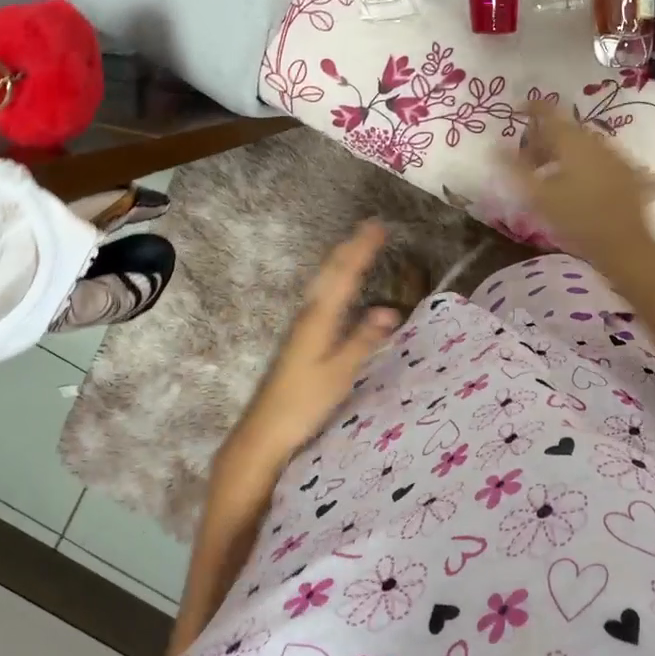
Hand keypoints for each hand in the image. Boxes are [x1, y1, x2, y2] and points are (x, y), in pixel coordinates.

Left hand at [226, 221, 401, 472]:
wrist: (265, 430)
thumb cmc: (303, 402)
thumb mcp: (339, 373)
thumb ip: (363, 340)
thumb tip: (389, 309)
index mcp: (320, 318)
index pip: (344, 274)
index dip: (361, 249)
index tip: (378, 226)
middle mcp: (309, 314)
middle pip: (330, 272)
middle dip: (351, 247)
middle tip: (371, 227)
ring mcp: (302, 324)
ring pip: (324, 281)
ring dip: (341, 260)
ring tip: (356, 245)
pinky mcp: (300, 337)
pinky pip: (321, 294)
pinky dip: (334, 279)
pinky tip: (336, 286)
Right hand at [506, 100, 654, 269]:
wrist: (625, 245)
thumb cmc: (577, 219)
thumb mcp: (538, 196)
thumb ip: (514, 168)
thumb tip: (493, 147)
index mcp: (572, 141)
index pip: (548, 111)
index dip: (530, 108)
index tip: (515, 112)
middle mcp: (595, 140)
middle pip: (564, 129)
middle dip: (543, 138)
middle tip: (525, 157)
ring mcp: (614, 155)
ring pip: (580, 144)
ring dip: (561, 152)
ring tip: (546, 173)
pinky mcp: (626, 172)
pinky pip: (596, 157)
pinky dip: (579, 162)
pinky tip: (573, 183)